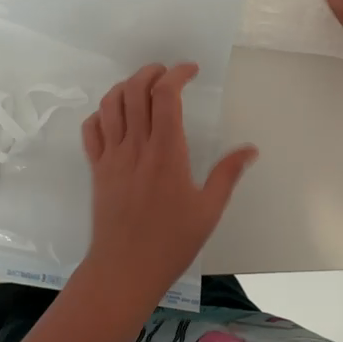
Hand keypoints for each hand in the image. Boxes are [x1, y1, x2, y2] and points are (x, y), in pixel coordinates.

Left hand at [80, 64, 258, 298]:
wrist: (124, 271)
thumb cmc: (170, 242)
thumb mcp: (208, 210)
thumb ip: (228, 174)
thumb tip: (251, 149)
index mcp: (166, 152)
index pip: (165, 95)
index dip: (177, 74)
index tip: (191, 70)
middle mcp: (136, 146)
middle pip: (135, 89)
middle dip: (151, 72)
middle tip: (167, 74)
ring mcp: (112, 156)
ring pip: (110, 103)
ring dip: (126, 86)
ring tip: (142, 88)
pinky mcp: (96, 168)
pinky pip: (91, 129)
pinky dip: (101, 114)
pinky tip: (116, 117)